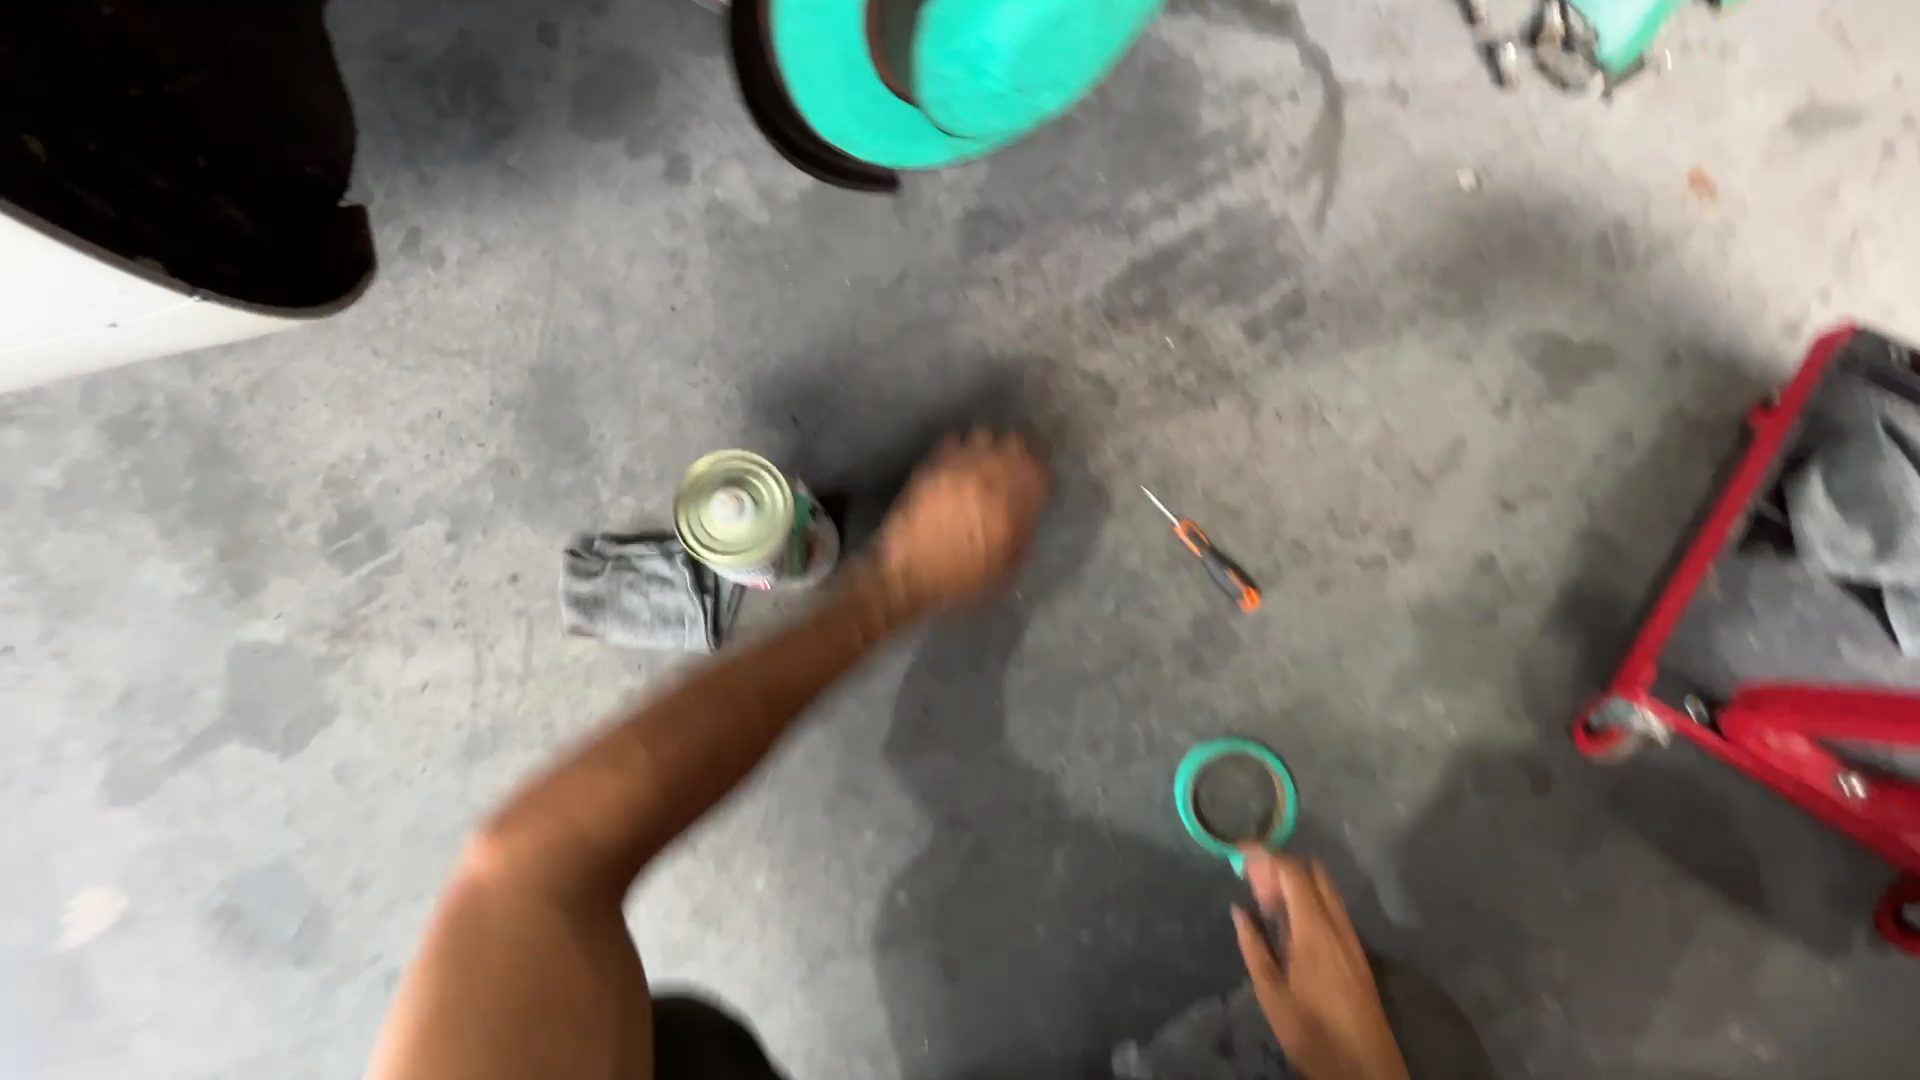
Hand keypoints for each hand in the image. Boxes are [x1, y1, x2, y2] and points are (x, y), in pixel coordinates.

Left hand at [871, 429, 1049, 615]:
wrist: (908, 574)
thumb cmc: (960, 579)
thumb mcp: (1005, 568)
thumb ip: (1024, 534)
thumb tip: (1029, 514)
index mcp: (1010, 503)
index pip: (1038, 470)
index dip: (1042, 471)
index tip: (1041, 477)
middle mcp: (986, 478)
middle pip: (1014, 444)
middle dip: (1020, 451)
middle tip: (1019, 461)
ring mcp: (956, 469)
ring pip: (983, 436)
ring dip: (990, 445)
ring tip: (989, 457)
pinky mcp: (931, 468)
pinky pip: (952, 442)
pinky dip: (960, 448)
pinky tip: (960, 460)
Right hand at [1232, 850, 1409, 1079]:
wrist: (1366, 1072)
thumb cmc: (1311, 1032)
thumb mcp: (1271, 993)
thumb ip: (1253, 946)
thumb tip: (1239, 911)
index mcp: (1314, 930)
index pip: (1293, 873)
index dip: (1267, 856)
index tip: (1242, 852)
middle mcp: (1337, 925)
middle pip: (1314, 872)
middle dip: (1284, 864)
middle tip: (1255, 877)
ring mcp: (1351, 938)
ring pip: (1327, 889)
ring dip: (1298, 882)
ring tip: (1268, 898)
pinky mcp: (1357, 953)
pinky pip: (1333, 909)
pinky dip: (1311, 900)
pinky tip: (1291, 922)